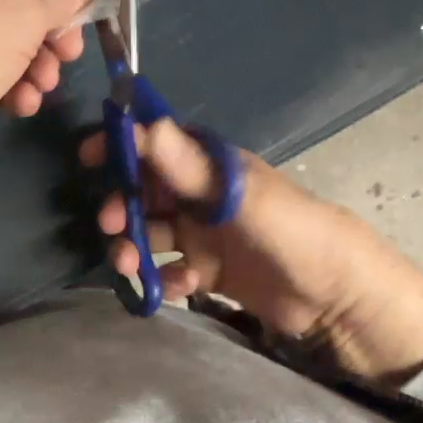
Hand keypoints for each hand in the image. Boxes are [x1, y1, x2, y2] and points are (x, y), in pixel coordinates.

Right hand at [82, 120, 422, 382]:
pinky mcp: (210, 272)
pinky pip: (172, 270)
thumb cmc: (292, 234)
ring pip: (154, 234)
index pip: (160, 145)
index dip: (125, 146)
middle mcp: (206, 198)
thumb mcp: (240, 198)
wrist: (333, 296)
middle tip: (111, 226)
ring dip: (135, 247)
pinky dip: (167, 278)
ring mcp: (207, 236)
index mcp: (215, 168)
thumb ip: (189, 168)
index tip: (89, 155)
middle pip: (148, 194)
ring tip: (130, 266)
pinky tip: (179, 286)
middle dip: (123, 207)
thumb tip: (142, 126)